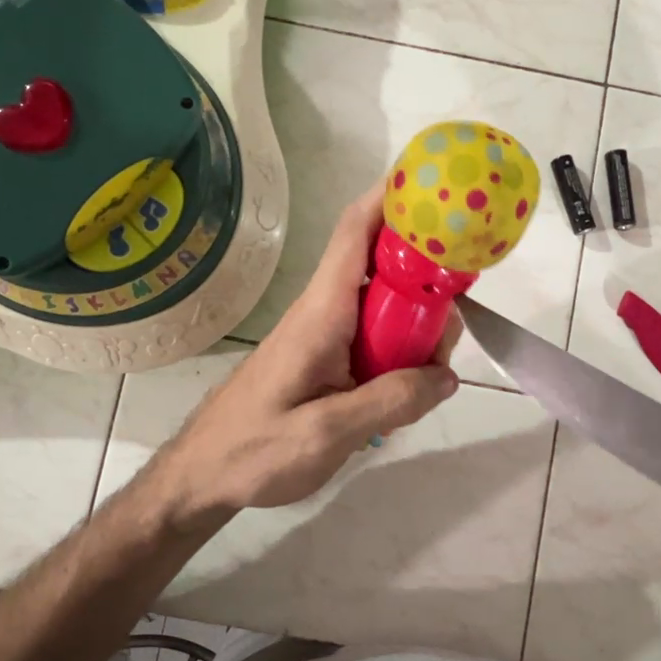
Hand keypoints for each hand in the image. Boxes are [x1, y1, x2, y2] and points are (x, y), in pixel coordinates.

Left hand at [152, 189, 459, 519]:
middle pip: (381, 266)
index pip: (354, 233)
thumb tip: (447, 375)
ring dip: (416, 318)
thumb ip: (390, 402)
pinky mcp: (322, 359)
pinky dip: (400, 345)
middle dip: (425, 272)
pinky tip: (412, 382)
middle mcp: (322, 312)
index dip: (391, 197)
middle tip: (459, 306)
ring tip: (436, 363)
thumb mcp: (327, 434)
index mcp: (319, 314)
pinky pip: (371, 334)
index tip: (434, 182)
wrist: (201, 477)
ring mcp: (322, 335)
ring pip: (381, 303)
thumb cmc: (253, 451)